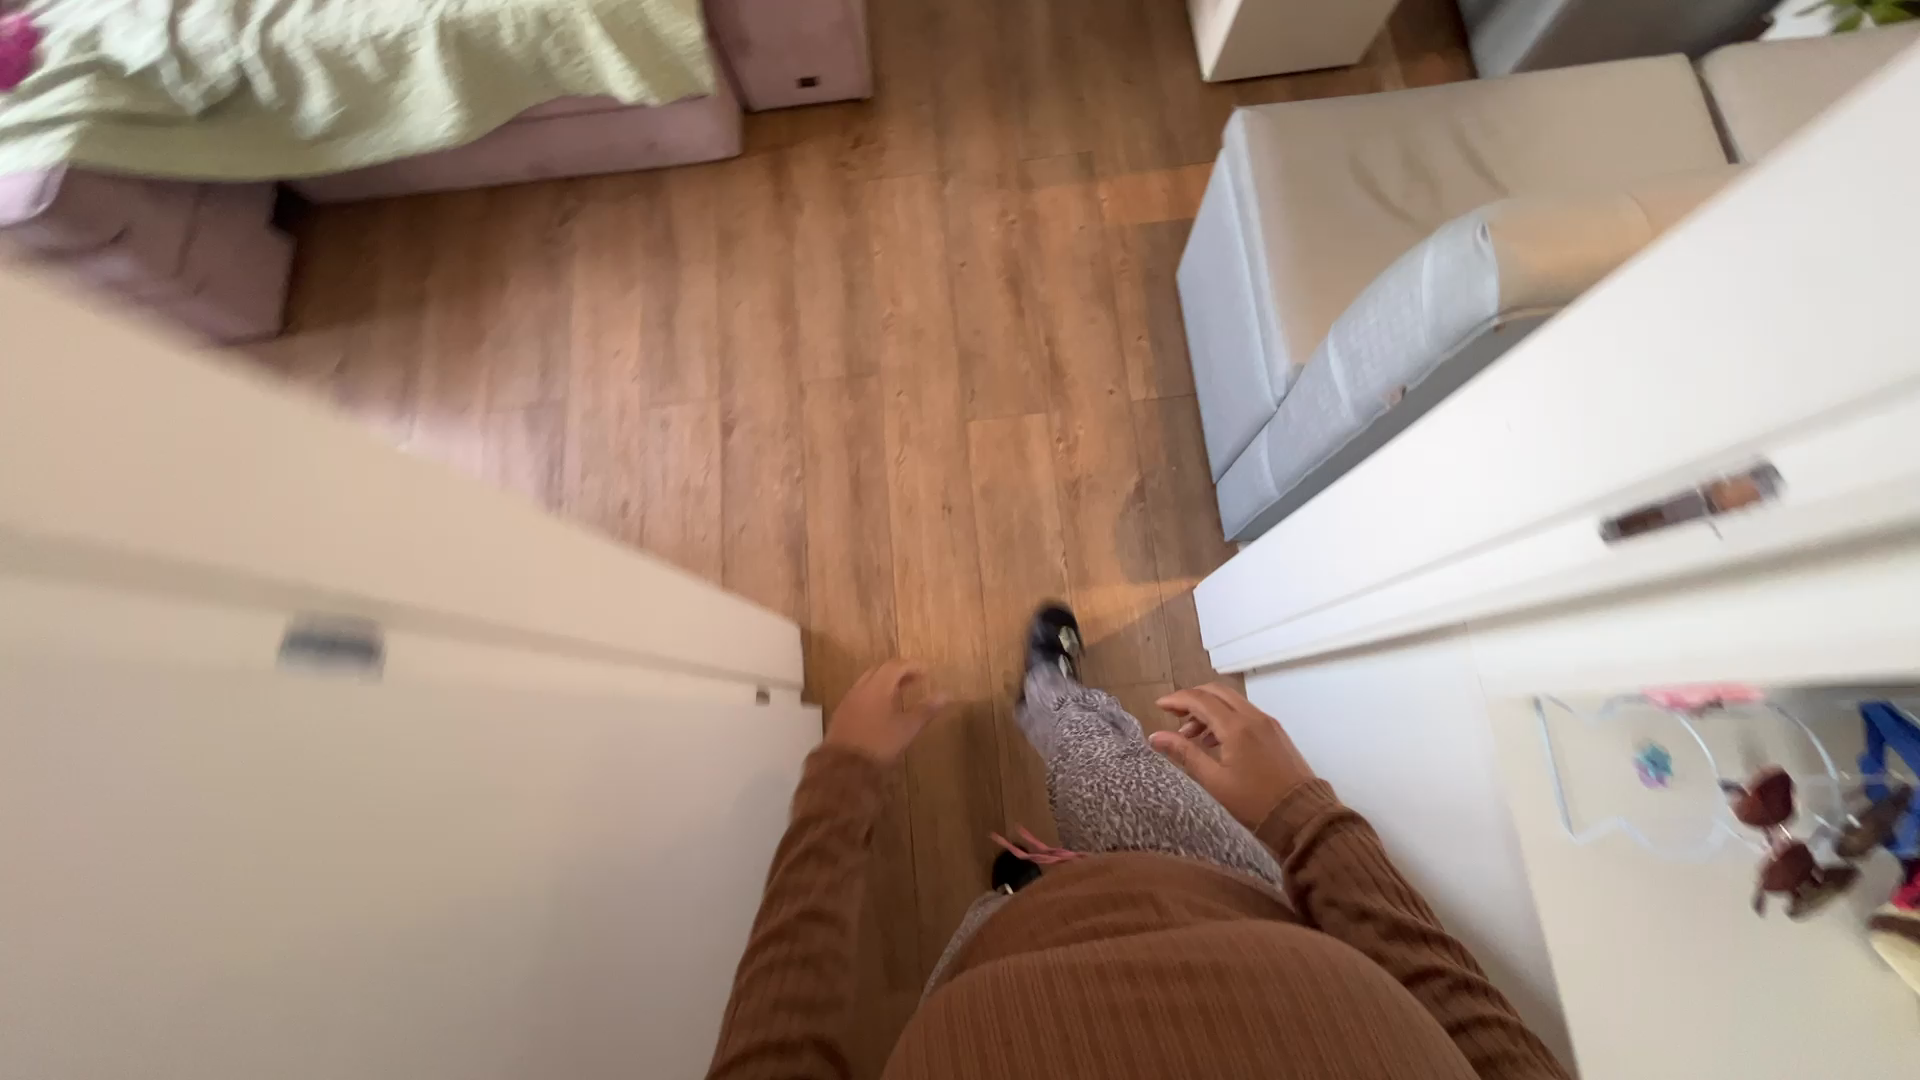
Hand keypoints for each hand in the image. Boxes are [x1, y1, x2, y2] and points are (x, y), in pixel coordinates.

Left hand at [824, 661, 949, 762]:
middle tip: (915, 680)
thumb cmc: (879, 744)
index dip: (913, 666)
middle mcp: (861, 688)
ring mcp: (848, 700)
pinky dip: (874, 694)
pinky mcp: (841, 713)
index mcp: (878, 687)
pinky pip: (860, 694)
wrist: (843, 767)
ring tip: (901, 694)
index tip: (927, 672)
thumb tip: (945, 694)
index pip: (896, 666)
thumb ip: (926, 710)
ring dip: (886, 683)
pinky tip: (881, 710)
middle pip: (880, 670)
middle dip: (899, 672)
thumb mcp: (907, 728)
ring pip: (868, 682)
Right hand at [1149, 682, 1315, 828]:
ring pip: (1231, 700)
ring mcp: (1267, 722)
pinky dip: (1225, 716)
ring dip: (1208, 708)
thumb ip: (1185, 753)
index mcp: (1236, 727)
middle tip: (1174, 715)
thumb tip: (1155, 736)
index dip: (1176, 700)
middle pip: (1216, 692)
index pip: (1200, 700)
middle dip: (1192, 699)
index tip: (1159, 706)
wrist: (1304, 817)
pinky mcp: (1276, 731)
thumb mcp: (1214, 781)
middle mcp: (1252, 716)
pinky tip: (1216, 740)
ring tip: (1192, 735)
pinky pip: (1244, 712)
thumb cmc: (1254, 802)